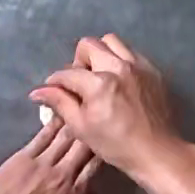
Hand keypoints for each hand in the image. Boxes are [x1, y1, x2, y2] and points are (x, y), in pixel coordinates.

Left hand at [0, 120, 100, 193]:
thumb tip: (99, 192)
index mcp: (76, 193)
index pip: (95, 165)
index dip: (103, 149)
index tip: (108, 137)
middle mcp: (64, 173)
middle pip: (83, 146)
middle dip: (91, 129)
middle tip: (97, 114)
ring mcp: (43, 162)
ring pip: (65, 136)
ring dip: (74, 121)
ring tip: (82, 106)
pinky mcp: (24, 156)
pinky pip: (43, 135)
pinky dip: (53, 123)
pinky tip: (59, 111)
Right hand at [30, 35, 186, 176]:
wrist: (157, 151)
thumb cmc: (115, 144)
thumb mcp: (81, 127)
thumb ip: (60, 103)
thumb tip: (37, 91)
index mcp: (99, 83)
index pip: (67, 73)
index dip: (54, 82)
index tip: (52, 91)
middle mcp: (119, 66)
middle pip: (89, 45)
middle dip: (78, 61)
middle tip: (79, 82)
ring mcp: (138, 66)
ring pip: (112, 42)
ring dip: (100, 54)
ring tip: (99, 76)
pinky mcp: (152, 70)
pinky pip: (130, 53)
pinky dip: (119, 60)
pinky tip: (118, 81)